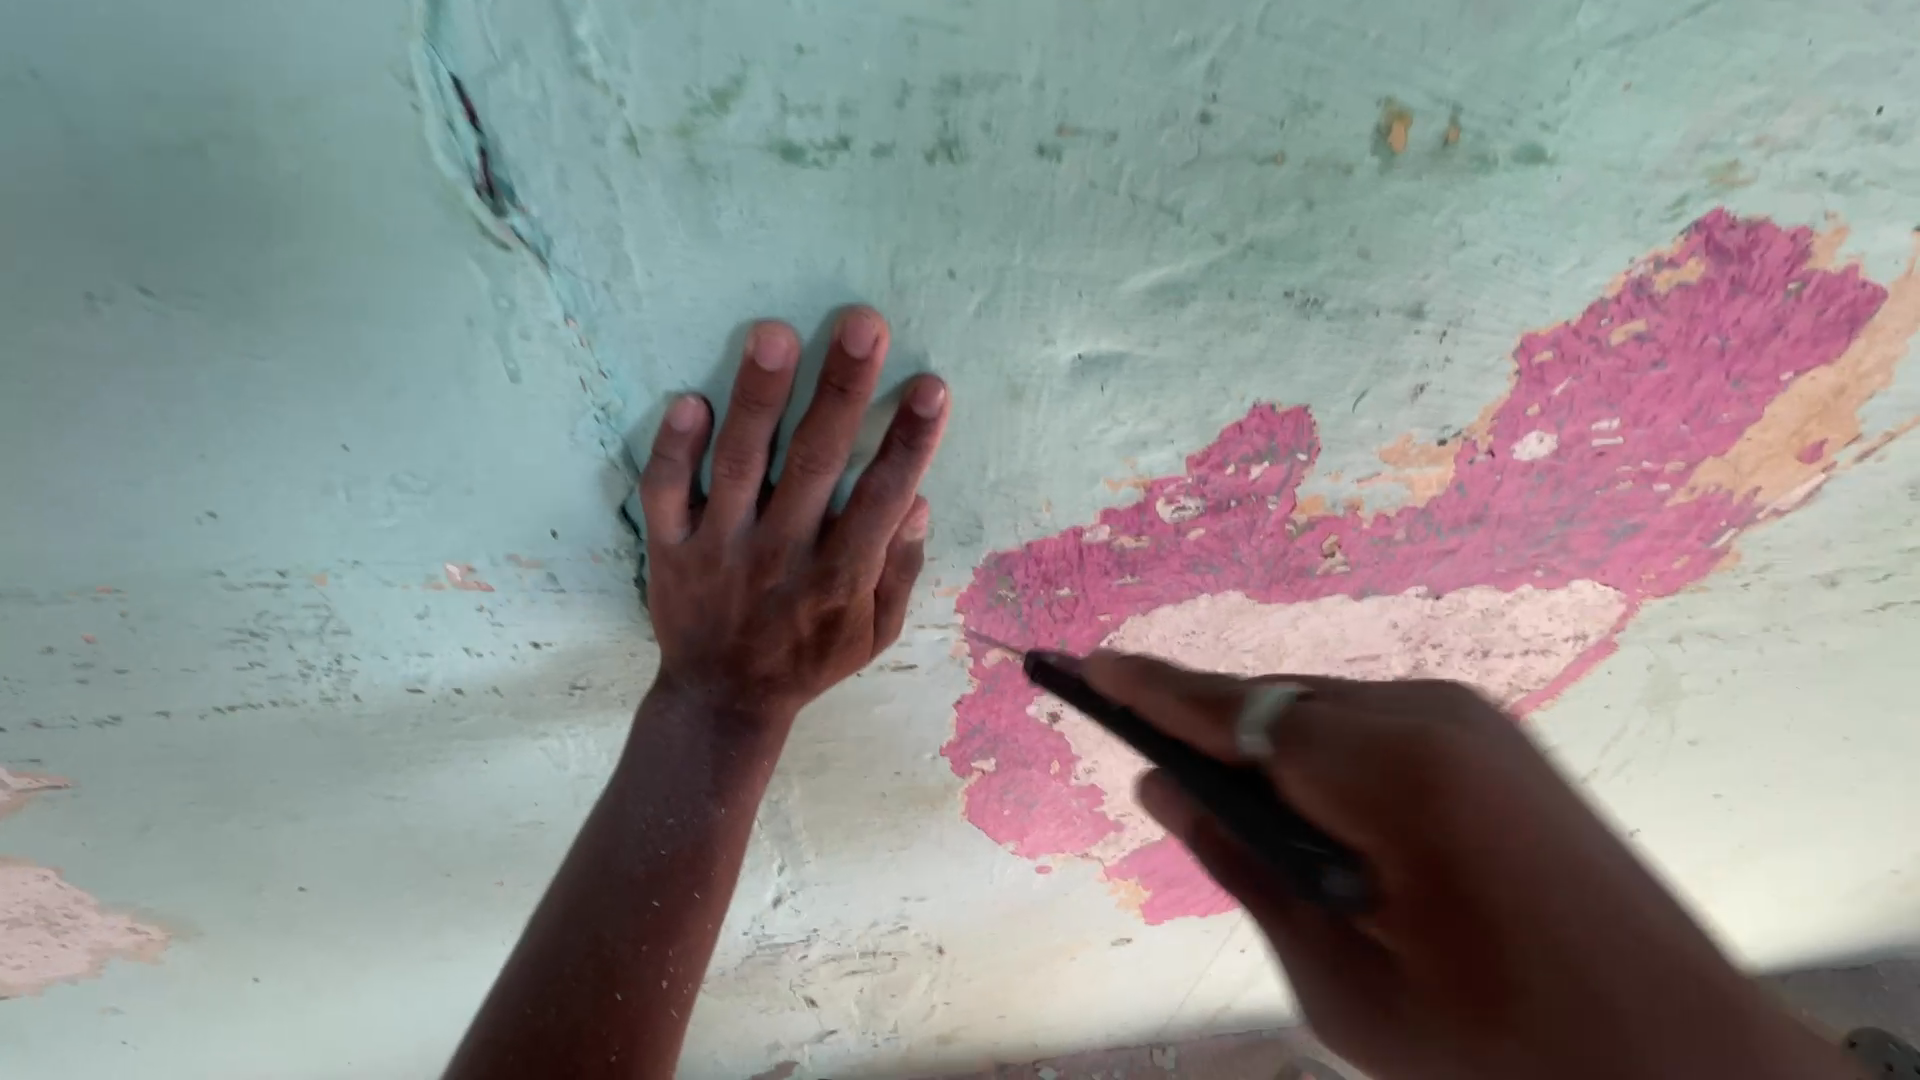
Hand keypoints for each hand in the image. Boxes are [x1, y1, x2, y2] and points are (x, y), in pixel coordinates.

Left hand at [637, 308, 947, 722]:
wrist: (723, 700)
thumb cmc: (811, 659)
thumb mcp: (876, 634)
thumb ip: (900, 571)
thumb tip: (917, 501)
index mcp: (839, 579)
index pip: (882, 500)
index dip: (909, 442)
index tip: (931, 386)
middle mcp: (780, 555)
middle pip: (816, 464)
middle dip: (842, 391)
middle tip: (862, 324)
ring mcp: (719, 549)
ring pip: (739, 465)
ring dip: (758, 398)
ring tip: (774, 333)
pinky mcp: (670, 549)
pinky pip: (665, 493)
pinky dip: (674, 449)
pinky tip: (690, 400)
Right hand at [1081, 653, 1857, 1079]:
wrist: (1695, 1074)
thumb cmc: (1502, 1054)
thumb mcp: (1339, 979)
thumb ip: (1237, 862)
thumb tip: (1158, 784)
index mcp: (1394, 770)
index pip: (1236, 711)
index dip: (1153, 687)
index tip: (1089, 664)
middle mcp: (1432, 714)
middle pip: (1275, 704)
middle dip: (1205, 725)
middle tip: (1148, 754)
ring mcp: (1470, 718)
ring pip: (1318, 709)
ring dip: (1260, 743)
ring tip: (1223, 793)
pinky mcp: (1489, 737)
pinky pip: (1365, 725)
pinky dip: (1314, 753)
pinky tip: (1301, 800)